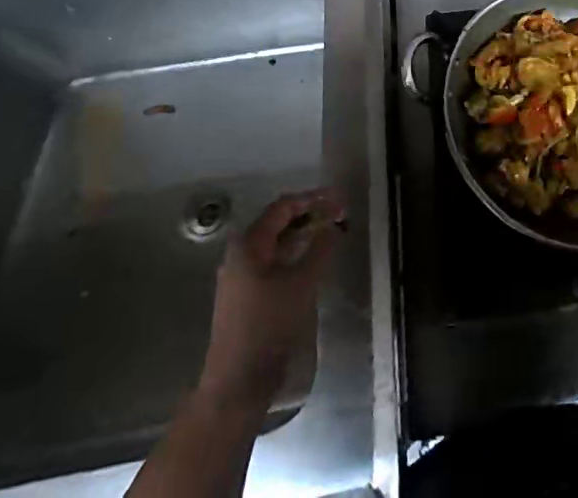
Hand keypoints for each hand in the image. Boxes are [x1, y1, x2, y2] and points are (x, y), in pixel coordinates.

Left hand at [199, 188, 346, 405]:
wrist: (238, 379)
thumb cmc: (269, 324)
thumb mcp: (302, 283)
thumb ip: (320, 249)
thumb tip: (333, 226)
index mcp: (248, 244)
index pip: (282, 207)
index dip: (312, 199)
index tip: (338, 198)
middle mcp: (240, 254)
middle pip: (277, 222)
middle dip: (308, 214)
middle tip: (338, 214)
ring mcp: (241, 275)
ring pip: (275, 243)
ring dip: (302, 234)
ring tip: (330, 232)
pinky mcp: (246, 295)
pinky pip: (273, 262)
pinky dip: (294, 254)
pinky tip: (312, 260)